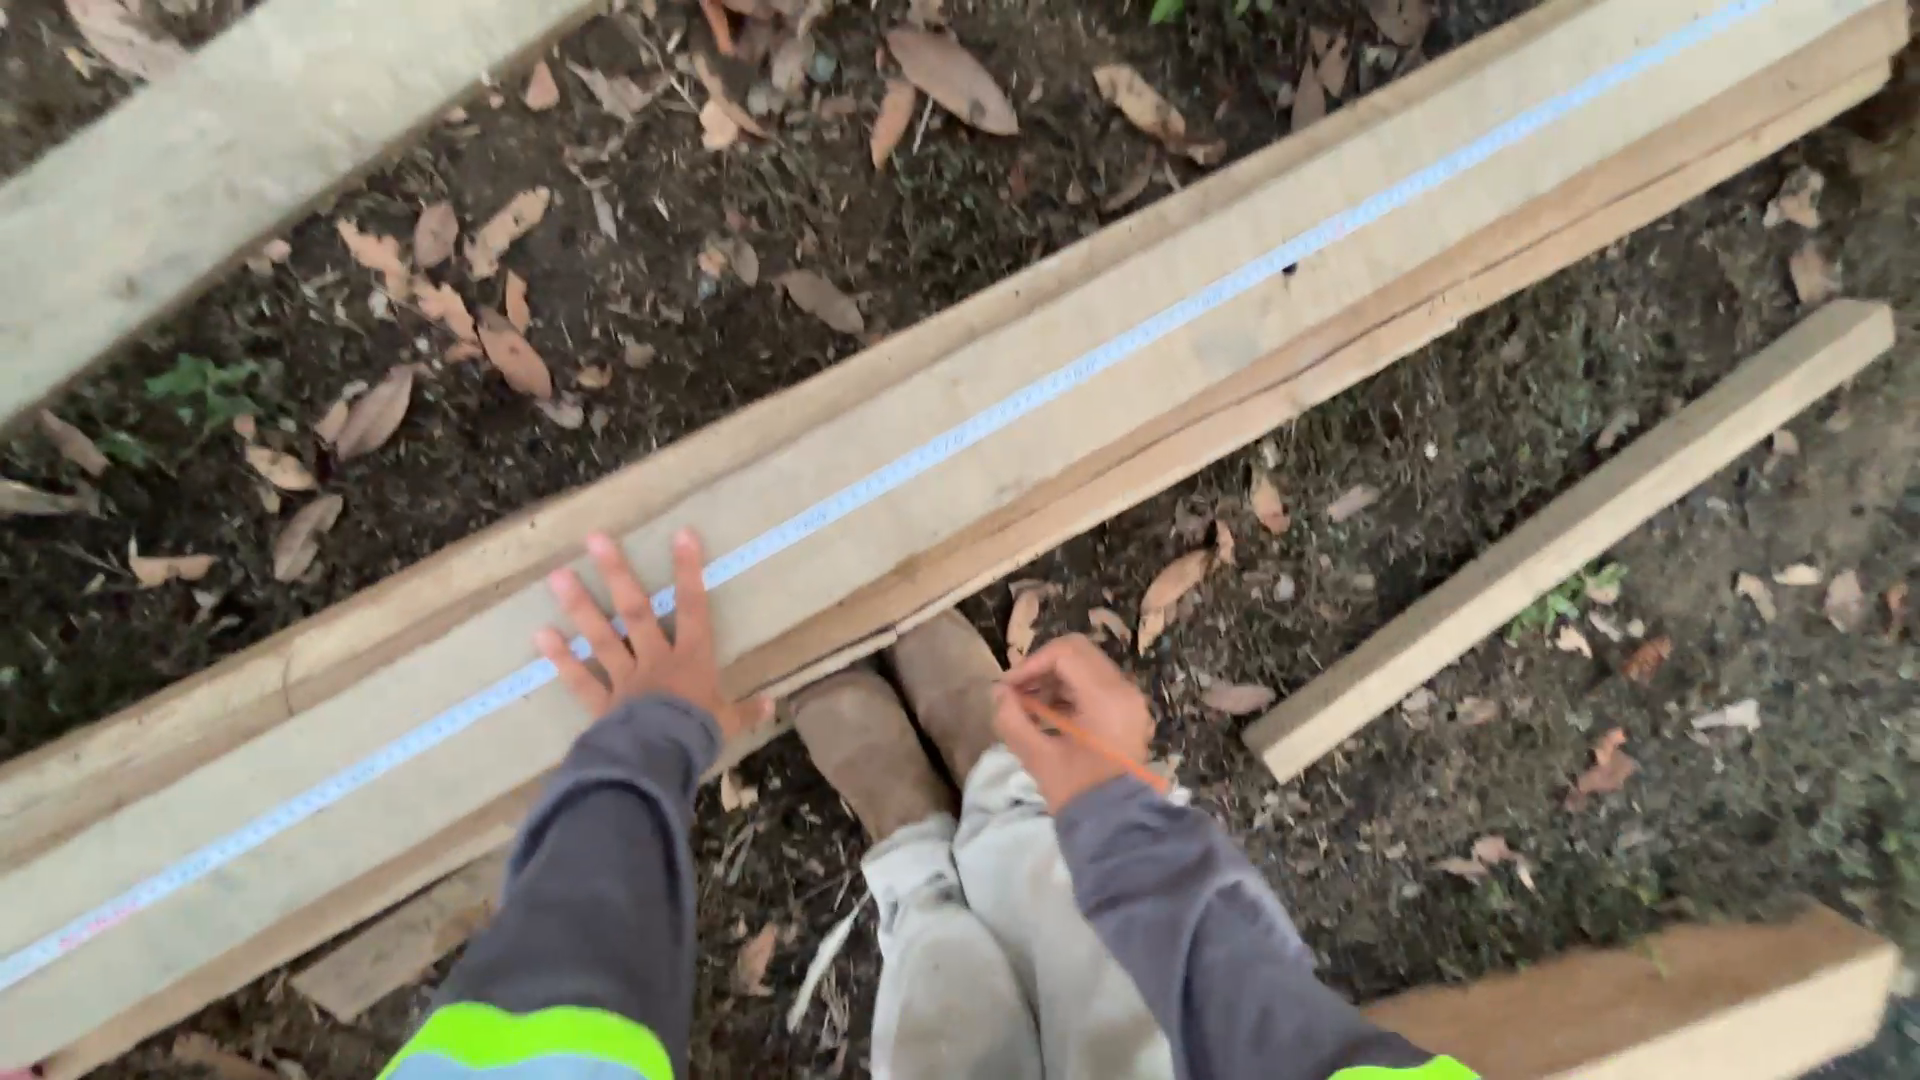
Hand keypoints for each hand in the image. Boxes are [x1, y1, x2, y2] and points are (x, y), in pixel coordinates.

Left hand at [535, 529, 764, 740]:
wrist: (660, 760)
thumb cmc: (699, 735)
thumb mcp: (729, 723)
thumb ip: (747, 711)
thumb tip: (773, 704)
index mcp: (692, 659)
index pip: (694, 608)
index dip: (690, 571)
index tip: (682, 534)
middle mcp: (656, 659)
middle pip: (637, 611)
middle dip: (617, 574)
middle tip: (596, 540)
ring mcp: (625, 678)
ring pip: (602, 637)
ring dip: (581, 606)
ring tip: (559, 575)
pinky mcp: (602, 703)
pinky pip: (580, 679)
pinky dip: (561, 658)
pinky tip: (542, 634)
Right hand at [992, 634, 1154, 811]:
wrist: (1118, 828)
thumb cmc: (1078, 793)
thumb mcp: (1039, 757)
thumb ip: (1013, 719)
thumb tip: (998, 692)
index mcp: (1106, 698)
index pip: (1064, 654)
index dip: (1030, 664)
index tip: (1008, 687)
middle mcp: (1124, 690)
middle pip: (1077, 652)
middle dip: (1041, 667)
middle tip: (1016, 691)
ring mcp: (1129, 700)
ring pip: (1086, 665)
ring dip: (1053, 678)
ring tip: (1027, 705)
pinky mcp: (1127, 712)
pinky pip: (1095, 684)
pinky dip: (1069, 690)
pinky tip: (1047, 714)